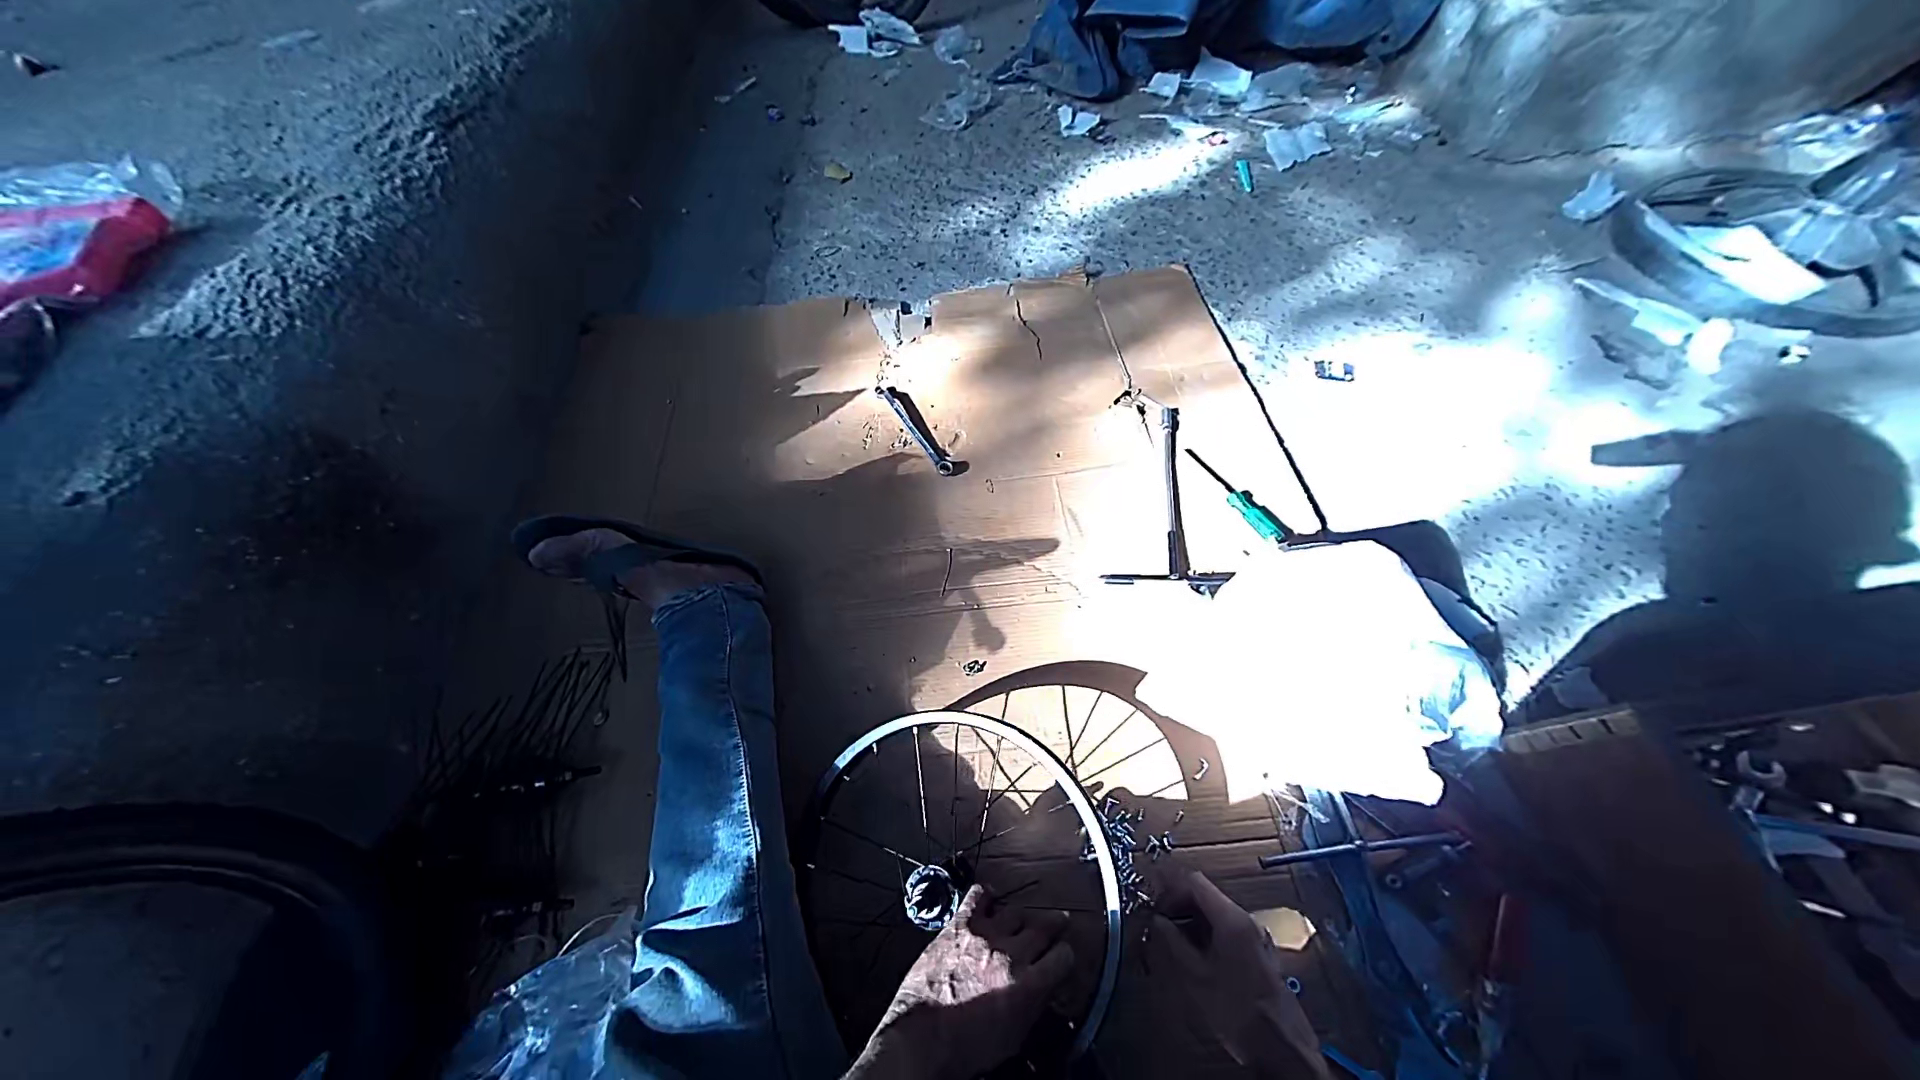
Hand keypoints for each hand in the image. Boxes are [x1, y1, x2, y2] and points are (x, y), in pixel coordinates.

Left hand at [845, 884, 1075, 1079]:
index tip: (1063, 956)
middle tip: (1060, 921)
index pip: (1063, 957)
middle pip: (1043, 927)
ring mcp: (985, 934)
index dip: (1066, 956)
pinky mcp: (960, 924)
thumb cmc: (967, 1047)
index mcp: (1028, 985)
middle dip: (1055, 925)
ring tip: (1025, 917)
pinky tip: (991, 896)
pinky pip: (978, 896)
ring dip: (1024, 915)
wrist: (921, 1035)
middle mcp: (1012, 953)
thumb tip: (1047, 986)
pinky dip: (987, 893)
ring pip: (1016, 911)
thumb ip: (1034, 1006)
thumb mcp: (1012, 1038)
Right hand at [1147, 867, 1328, 1078]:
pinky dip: (1208, 930)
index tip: (1155, 904)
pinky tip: (1196, 952)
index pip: (1195, 882)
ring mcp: (1257, 935)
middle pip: (1207, 893)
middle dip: (1180, 902)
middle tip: (1160, 919)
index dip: (1170, 888)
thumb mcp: (1196, 975)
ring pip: (1217, 910)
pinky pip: (1229, 927)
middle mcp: (1247, 920)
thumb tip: (1158, 921)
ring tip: (1174, 937)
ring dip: (1193, 917)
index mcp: (1232, 919)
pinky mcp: (1260, 950)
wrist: (1281, 1048)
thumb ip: (1173, 941)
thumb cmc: (1237, 1011)